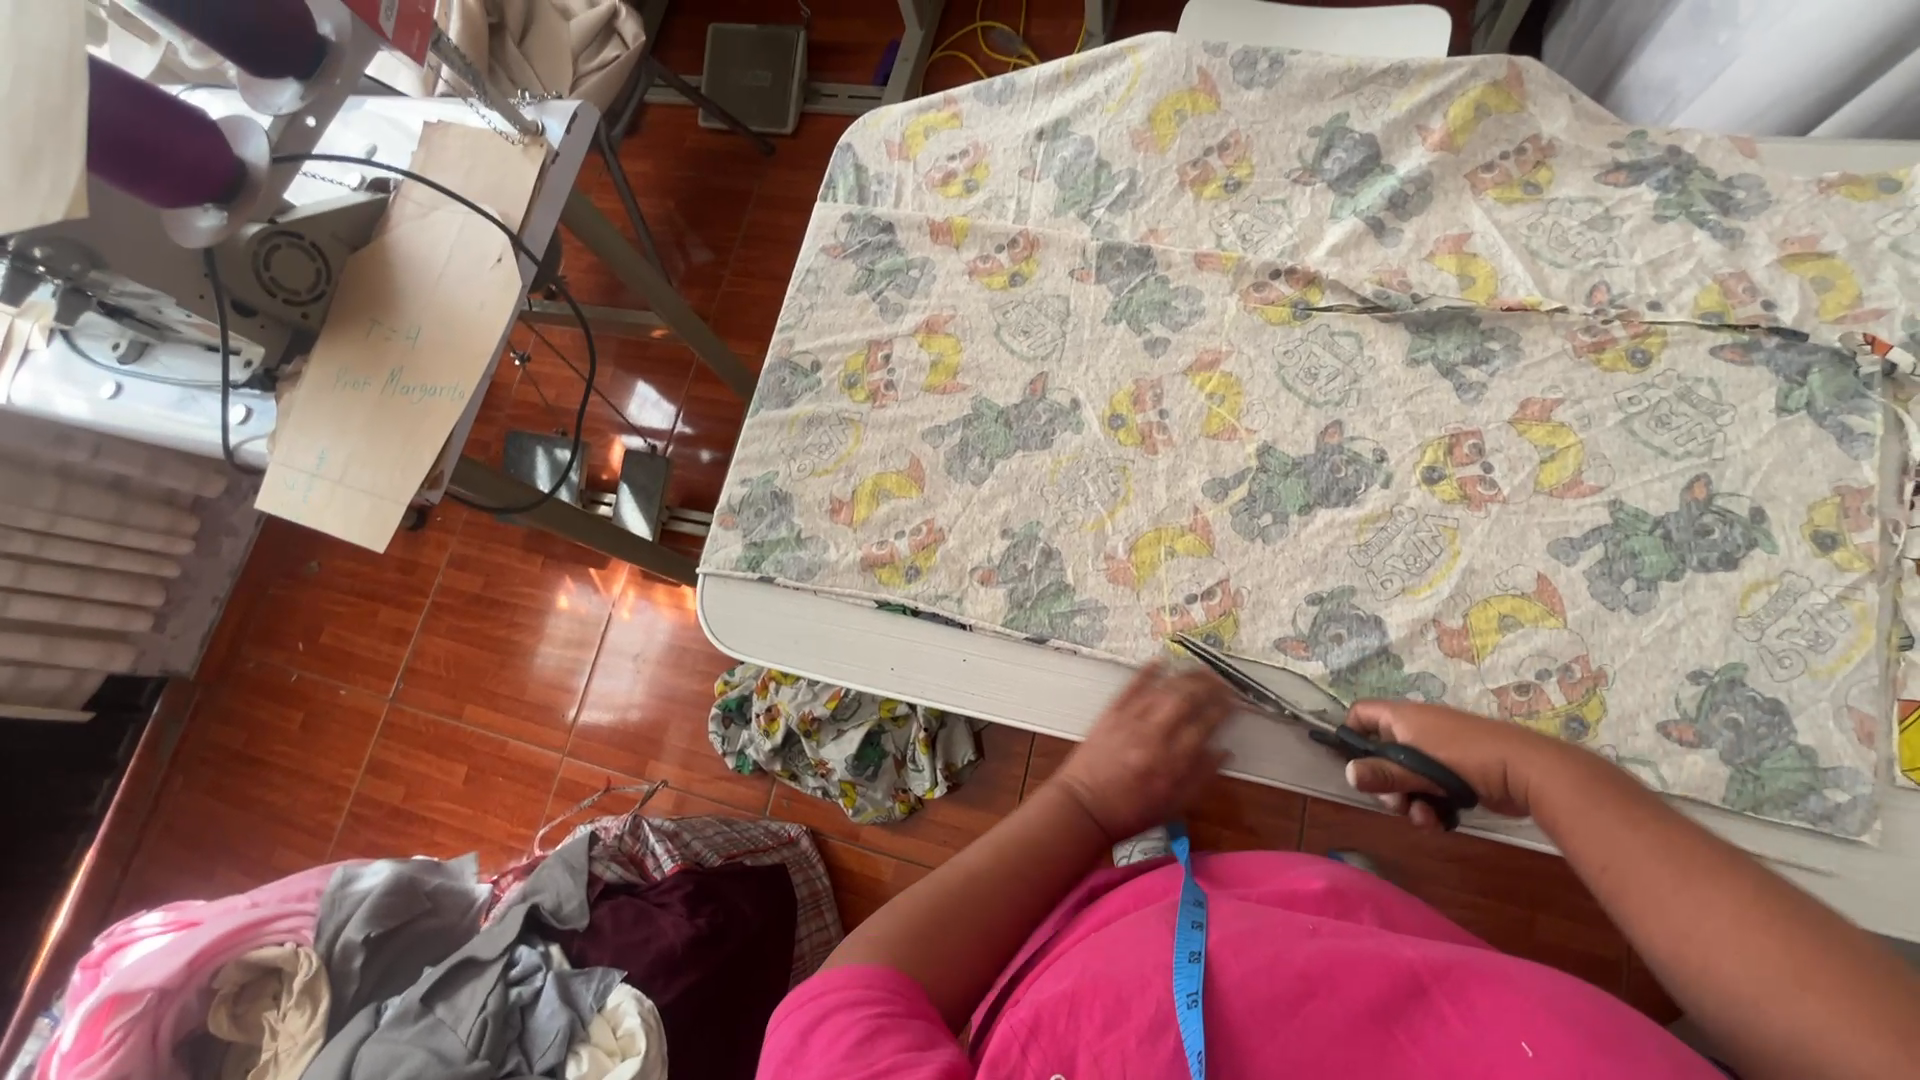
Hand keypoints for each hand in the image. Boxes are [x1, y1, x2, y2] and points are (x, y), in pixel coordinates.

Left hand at [1051, 660, 1235, 842]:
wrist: (1083, 808)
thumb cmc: (1130, 812)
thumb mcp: (1174, 804)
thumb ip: (1201, 776)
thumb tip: (1224, 752)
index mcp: (1172, 762)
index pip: (1206, 725)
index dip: (1224, 711)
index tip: (1234, 703)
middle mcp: (1153, 736)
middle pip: (1186, 699)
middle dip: (1209, 686)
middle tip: (1222, 682)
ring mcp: (1130, 721)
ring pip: (1163, 689)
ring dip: (1185, 676)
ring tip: (1201, 670)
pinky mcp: (1110, 714)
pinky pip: (1131, 687)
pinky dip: (1147, 672)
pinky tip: (1161, 662)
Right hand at [1342, 701, 1577, 829]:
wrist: (1530, 770)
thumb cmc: (1466, 760)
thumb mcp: (1417, 768)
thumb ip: (1382, 773)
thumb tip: (1348, 774)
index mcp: (1403, 718)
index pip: (1362, 713)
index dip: (1351, 734)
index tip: (1354, 763)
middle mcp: (1418, 729)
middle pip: (1383, 754)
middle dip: (1386, 784)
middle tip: (1395, 804)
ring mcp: (1441, 750)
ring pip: (1408, 776)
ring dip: (1410, 801)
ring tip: (1424, 819)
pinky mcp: (1460, 772)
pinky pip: (1431, 786)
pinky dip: (1431, 803)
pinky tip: (1440, 820)